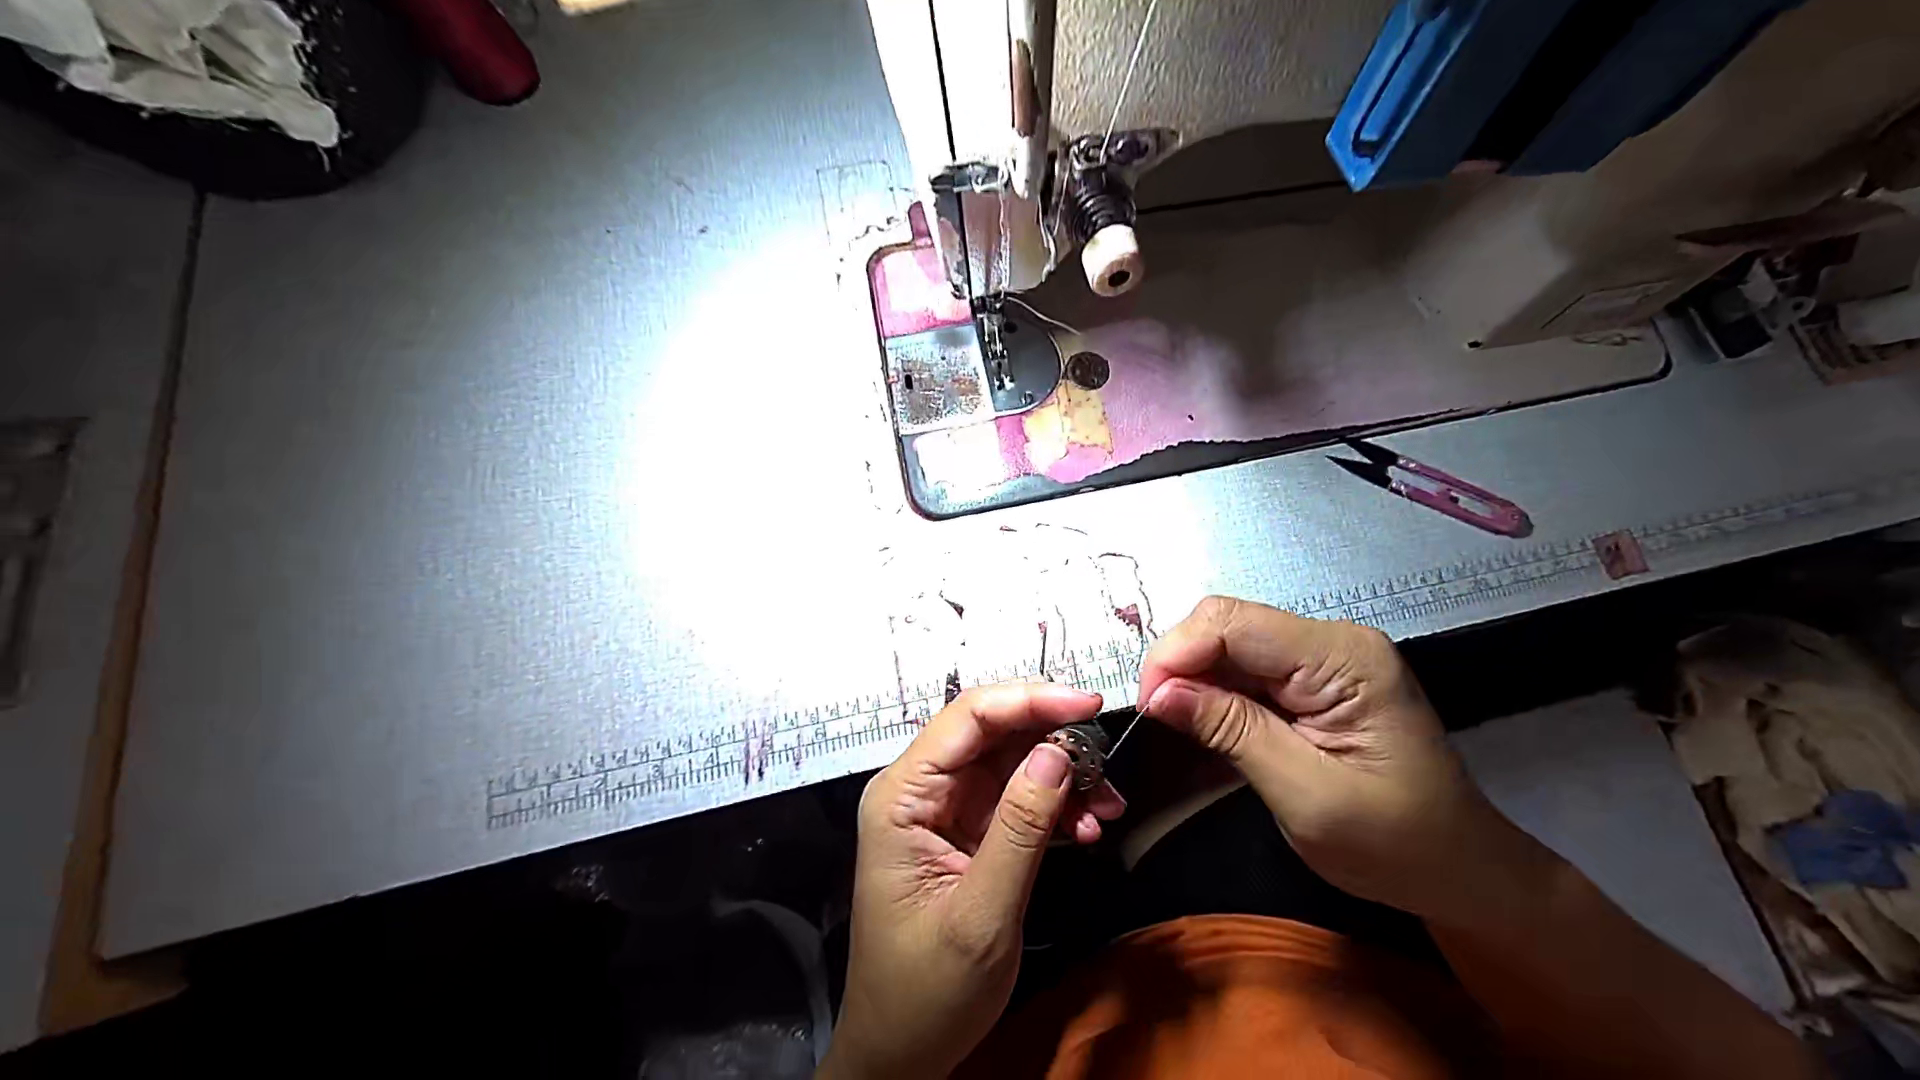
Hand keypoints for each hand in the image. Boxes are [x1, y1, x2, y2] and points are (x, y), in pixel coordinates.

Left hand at [821, 683, 1125, 1079]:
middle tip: (1105, 760)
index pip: (967, 718)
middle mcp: (921, 789)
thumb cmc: (924, 993)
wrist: (904, 1051)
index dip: (1028, 700)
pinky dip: (1057, 807)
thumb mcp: (979, 915)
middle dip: (1054, 738)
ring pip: (1013, 762)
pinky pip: (1019, 798)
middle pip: (993, 733)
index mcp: (902, 796)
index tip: (1086, 702)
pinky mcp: (971, 829)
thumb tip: (1057, 754)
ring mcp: (947, 808)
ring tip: (1106, 806)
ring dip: (1064, 776)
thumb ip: (1019, 829)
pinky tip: (1085, 829)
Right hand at [1137, 596, 1536, 925]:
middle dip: (1180, 668)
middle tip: (1160, 722)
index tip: (1151, 707)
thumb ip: (1232, 732)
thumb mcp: (1307, 795)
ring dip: (1193, 685)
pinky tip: (1205, 728)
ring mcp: (1319, 658)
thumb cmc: (1397, 844)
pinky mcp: (1308, 679)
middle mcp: (1330, 641)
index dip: (1177, 654)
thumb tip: (1160, 695)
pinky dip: (1212, 698)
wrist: (1459, 870)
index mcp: (1343, 657)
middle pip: (1224, 626)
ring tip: (1180, 731)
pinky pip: (1240, 671)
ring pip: (1224, 647)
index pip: (1231, 621)